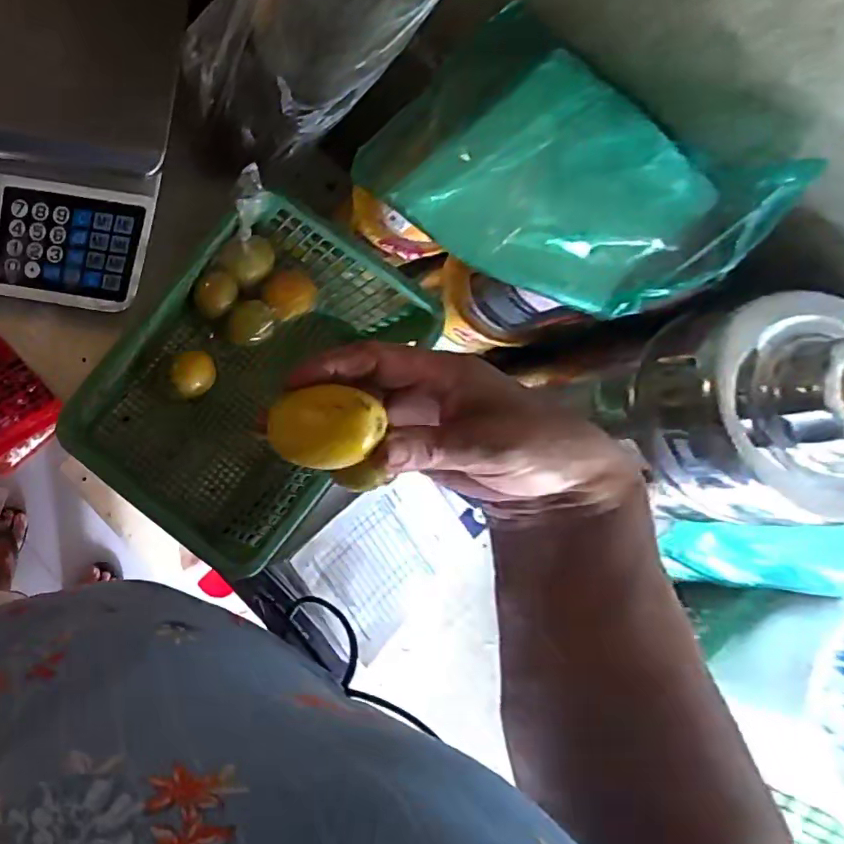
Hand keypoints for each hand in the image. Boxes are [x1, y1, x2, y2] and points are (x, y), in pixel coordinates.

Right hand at [287, 342, 643, 523]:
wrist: (567, 483)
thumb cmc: (538, 447)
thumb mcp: (487, 445)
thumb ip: (429, 448)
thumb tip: (374, 457)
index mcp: (438, 372)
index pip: (375, 359)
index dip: (333, 366)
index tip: (294, 381)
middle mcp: (421, 390)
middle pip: (359, 385)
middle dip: (317, 396)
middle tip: (276, 413)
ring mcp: (417, 419)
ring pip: (361, 416)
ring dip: (328, 426)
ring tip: (290, 439)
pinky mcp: (416, 446)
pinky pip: (373, 445)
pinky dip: (350, 453)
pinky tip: (327, 464)